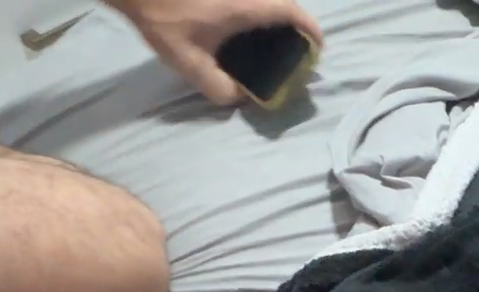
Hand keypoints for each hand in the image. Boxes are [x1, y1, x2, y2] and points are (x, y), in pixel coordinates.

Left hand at [111, 0, 322, 105]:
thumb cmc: (161, 16)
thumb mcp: (189, 64)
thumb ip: (220, 89)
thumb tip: (239, 95)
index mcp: (244, 7)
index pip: (290, 10)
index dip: (310, 27)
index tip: (317, 43)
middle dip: (291, 19)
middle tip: (290, 41)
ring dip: (268, 10)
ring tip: (265, 32)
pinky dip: (249, 7)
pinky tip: (233, 21)